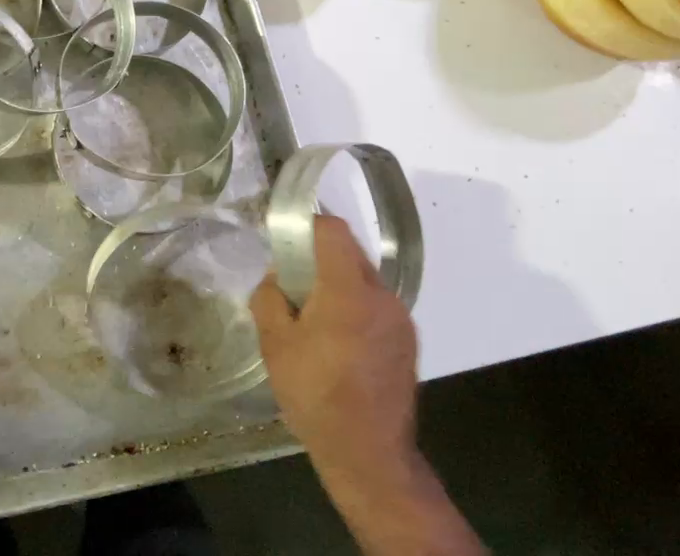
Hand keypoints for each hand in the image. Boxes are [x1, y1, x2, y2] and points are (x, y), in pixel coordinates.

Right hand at [249, 214, 418, 487]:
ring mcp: (401, 320)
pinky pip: (375, 308)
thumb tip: (279, 277)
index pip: (333, 230)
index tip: (283, 237)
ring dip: (336, 286)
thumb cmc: (315, 394)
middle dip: (317, 259)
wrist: (368, 455)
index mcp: (348, 291)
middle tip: (290, 285)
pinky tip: (335, 344)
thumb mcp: (274, 343)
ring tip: (311, 320)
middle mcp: (383, 297)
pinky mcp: (408, 342)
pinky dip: (353, 309)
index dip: (306, 224)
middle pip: (349, 255)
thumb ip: (271, 297)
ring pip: (362, 282)